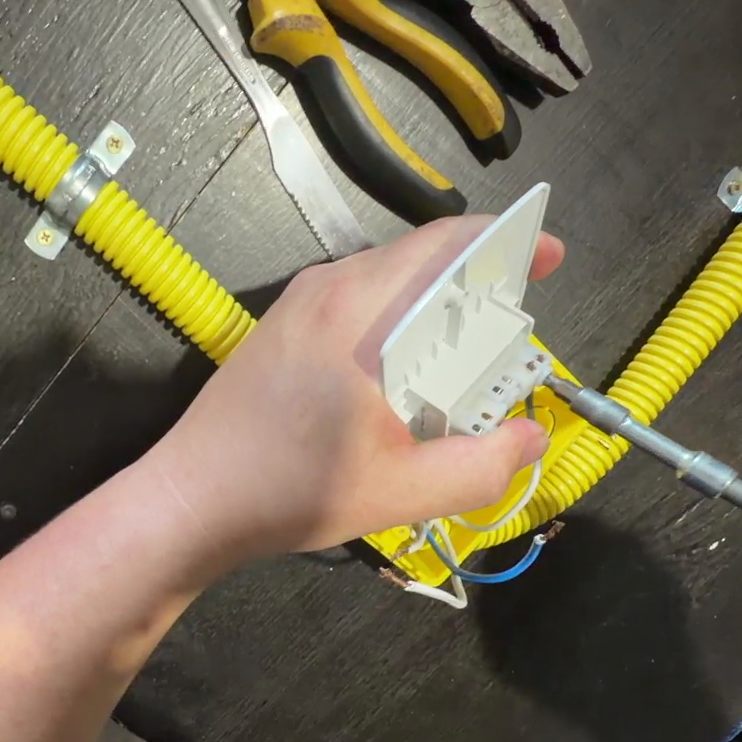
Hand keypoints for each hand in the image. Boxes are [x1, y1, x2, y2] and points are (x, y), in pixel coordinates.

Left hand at [140, 217, 562, 561]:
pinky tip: (398, 373)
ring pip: (383, 282)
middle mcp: (325, 289)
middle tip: (510, 327)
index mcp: (360, 309)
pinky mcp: (276, 331)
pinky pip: (351, 304)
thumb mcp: (401, 492)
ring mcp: (294, 307)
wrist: (192, 499)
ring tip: (461, 355)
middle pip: (419, 259)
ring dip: (431, 306)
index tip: (550, 258)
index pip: (448, 242)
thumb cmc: (293, 491)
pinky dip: (392, 322)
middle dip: (476, 282)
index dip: (509, 241)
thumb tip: (529, 439)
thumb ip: (480, 466)